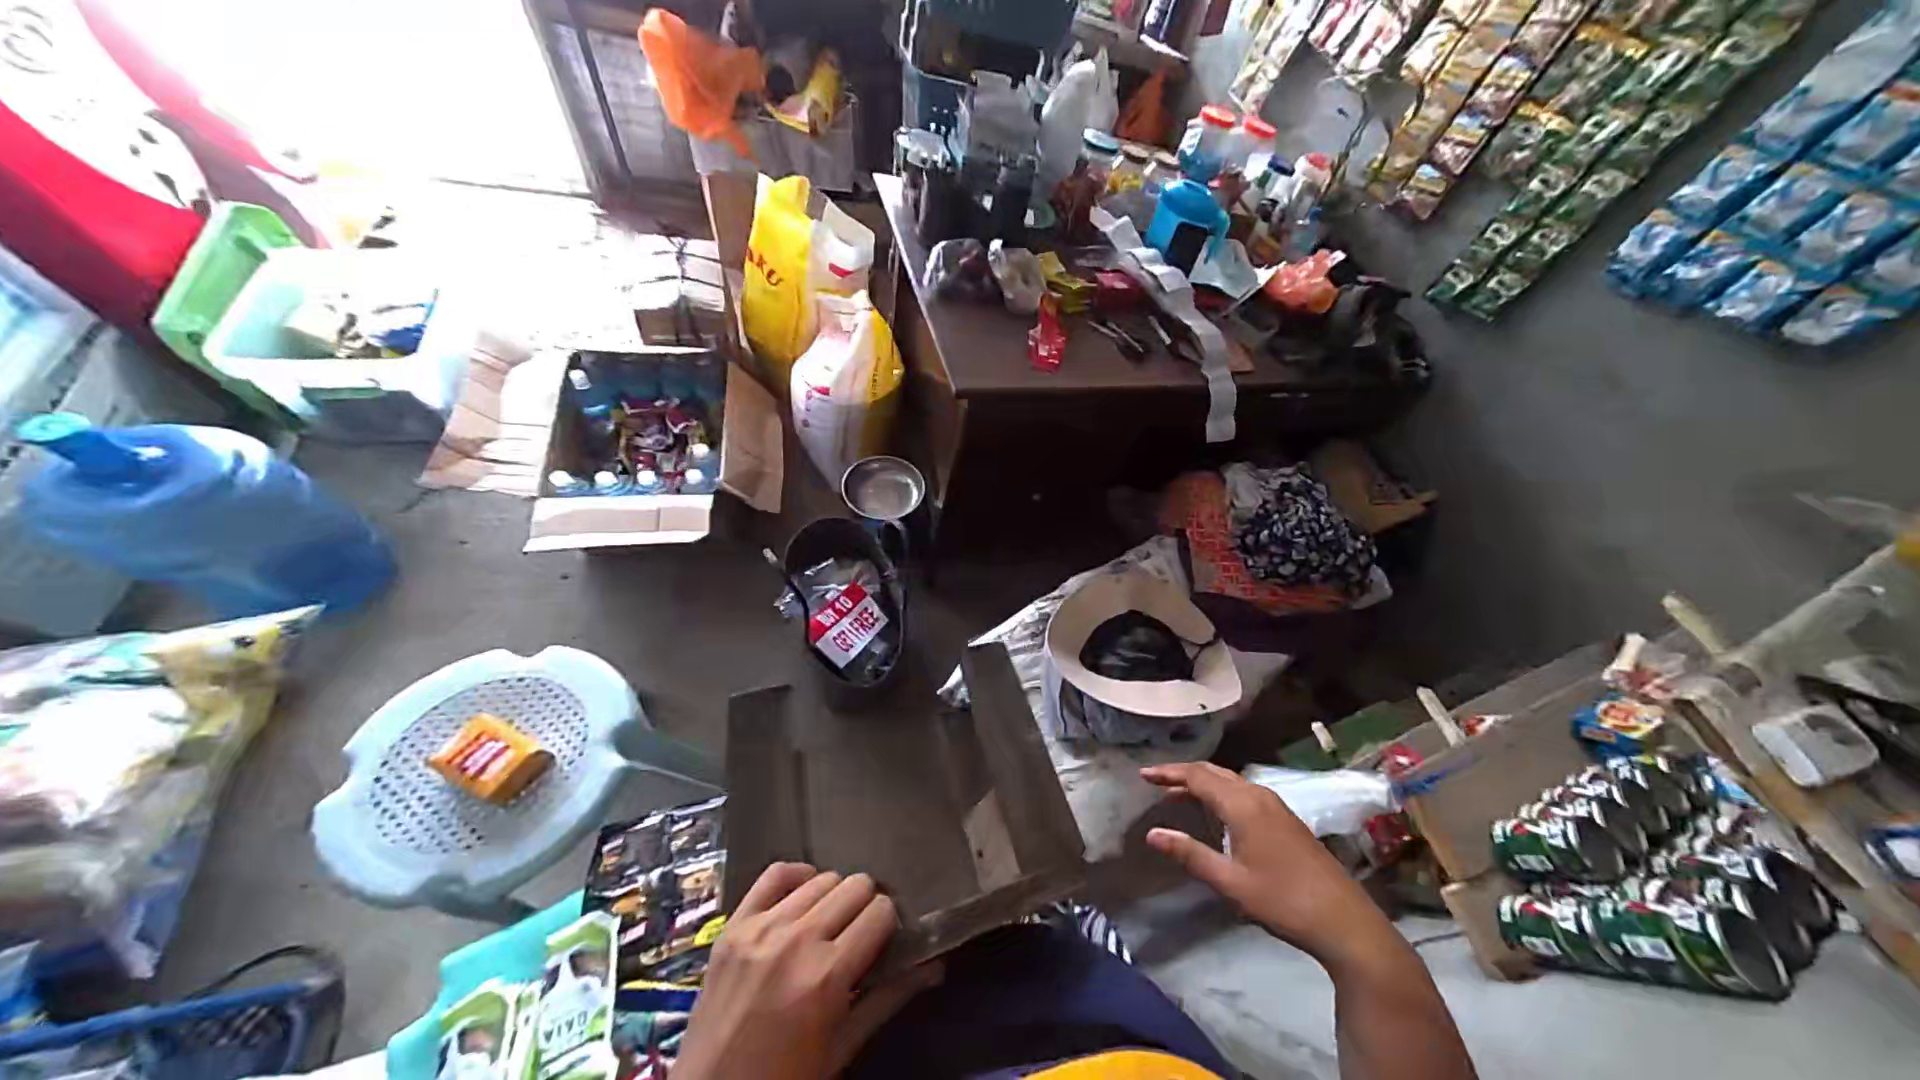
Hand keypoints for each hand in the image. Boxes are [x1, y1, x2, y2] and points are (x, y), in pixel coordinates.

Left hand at [673, 863, 940, 1079]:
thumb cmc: (785, 1078)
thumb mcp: (841, 1047)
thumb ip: (889, 998)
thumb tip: (935, 966)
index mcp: (827, 976)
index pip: (880, 912)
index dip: (888, 924)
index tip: (884, 941)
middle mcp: (796, 941)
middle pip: (855, 886)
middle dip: (865, 906)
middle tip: (857, 935)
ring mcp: (760, 928)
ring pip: (822, 878)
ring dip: (834, 896)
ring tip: (828, 924)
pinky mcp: (733, 925)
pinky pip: (775, 874)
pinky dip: (797, 877)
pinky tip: (804, 896)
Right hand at [1141, 763, 1392, 966]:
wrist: (1345, 922)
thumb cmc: (1283, 900)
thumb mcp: (1230, 882)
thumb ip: (1190, 855)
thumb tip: (1152, 834)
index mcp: (1243, 805)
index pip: (1197, 776)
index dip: (1169, 773)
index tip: (1143, 774)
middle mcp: (1259, 796)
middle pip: (1214, 772)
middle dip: (1183, 773)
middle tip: (1156, 780)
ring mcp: (1276, 807)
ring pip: (1231, 781)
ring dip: (1202, 783)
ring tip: (1178, 795)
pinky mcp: (1287, 820)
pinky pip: (1244, 792)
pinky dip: (1220, 793)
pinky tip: (1215, 812)